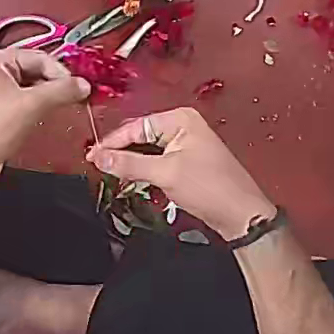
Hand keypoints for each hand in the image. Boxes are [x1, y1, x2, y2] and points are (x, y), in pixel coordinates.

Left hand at [0, 49, 89, 188]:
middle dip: (55, 85)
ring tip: (60, 107)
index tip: (79, 86)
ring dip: (48, 97)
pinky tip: (43, 117)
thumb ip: (62, 91)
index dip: (61, 72)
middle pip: (36, 70)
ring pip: (32, 87)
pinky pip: (24, 101)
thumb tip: (82, 84)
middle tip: (74, 97)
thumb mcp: (32, 105)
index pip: (39, 57)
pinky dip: (37, 107)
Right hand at [86, 107, 276, 240]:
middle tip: (97, 165)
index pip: (136, 126)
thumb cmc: (209, 188)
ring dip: (131, 160)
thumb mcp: (165, 173)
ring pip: (148, 148)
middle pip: (141, 134)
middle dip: (120, 150)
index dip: (112, 142)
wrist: (241, 214)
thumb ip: (128, 163)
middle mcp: (184, 124)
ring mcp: (187, 142)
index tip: (92, 156)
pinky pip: (158, 158)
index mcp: (180, 118)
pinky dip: (144, 167)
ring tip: (110, 172)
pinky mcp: (188, 159)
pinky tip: (131, 177)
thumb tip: (99, 157)